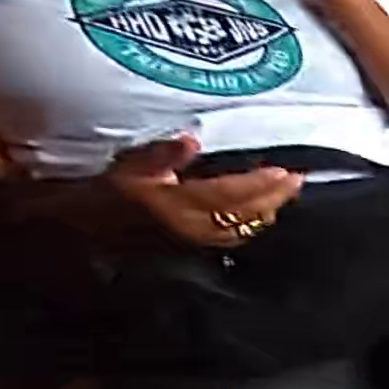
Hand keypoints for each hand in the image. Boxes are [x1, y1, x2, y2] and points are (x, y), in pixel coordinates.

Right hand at [105, 136, 301, 247]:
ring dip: (272, 207)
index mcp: (176, 203)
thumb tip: (192, 140)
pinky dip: (258, 221)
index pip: (228, 192)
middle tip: (298, 179)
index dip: (258, 183)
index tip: (284, 172)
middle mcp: (196, 226)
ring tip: (289, 191)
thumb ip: (163, 155)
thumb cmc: (109, 192)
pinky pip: (241, 235)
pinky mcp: (206, 248)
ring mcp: (203, 240)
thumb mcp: (129, 167)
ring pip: (249, 225)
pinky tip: (269, 209)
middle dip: (276, 195)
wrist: (89, 229)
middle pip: (248, 211)